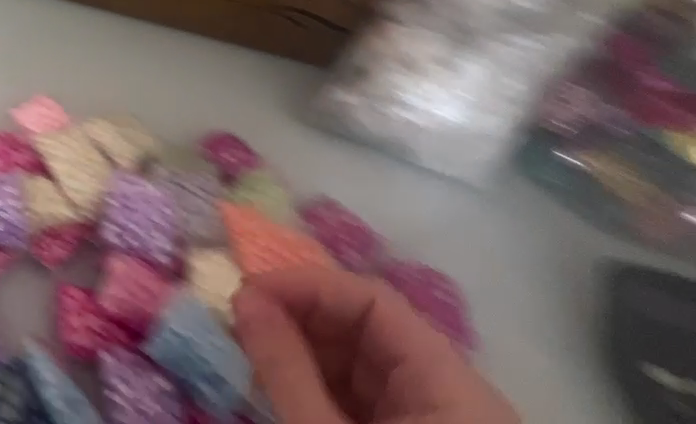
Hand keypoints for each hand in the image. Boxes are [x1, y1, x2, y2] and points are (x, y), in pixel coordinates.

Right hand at [232, 268, 517, 423]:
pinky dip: (317, 381)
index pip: (373, 300)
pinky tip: (280, 381)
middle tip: (240, 318)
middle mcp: (455, 394)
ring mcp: (436, 420)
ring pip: (360, 361)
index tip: (246, 290)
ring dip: (302, 347)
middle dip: (298, 315)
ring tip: (251, 348)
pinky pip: (363, 395)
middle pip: (367, 328)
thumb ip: (287, 368)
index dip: (305, 284)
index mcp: (455, 386)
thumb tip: (242, 296)